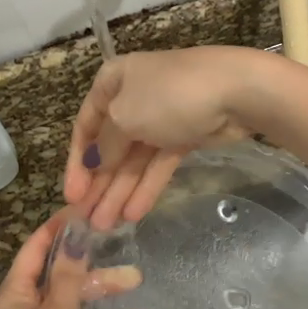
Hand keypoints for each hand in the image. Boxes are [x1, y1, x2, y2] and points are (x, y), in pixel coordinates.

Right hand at [64, 46, 275, 230]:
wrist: (235, 91)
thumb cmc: (168, 96)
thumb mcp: (125, 117)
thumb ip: (106, 146)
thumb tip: (93, 162)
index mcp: (113, 81)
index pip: (85, 125)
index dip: (76, 162)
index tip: (71, 197)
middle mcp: (132, 97)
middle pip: (110, 146)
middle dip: (98, 184)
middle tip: (87, 221)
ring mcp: (160, 117)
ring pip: (134, 160)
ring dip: (119, 191)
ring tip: (106, 227)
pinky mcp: (184, 135)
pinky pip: (157, 164)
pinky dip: (146, 187)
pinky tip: (133, 214)